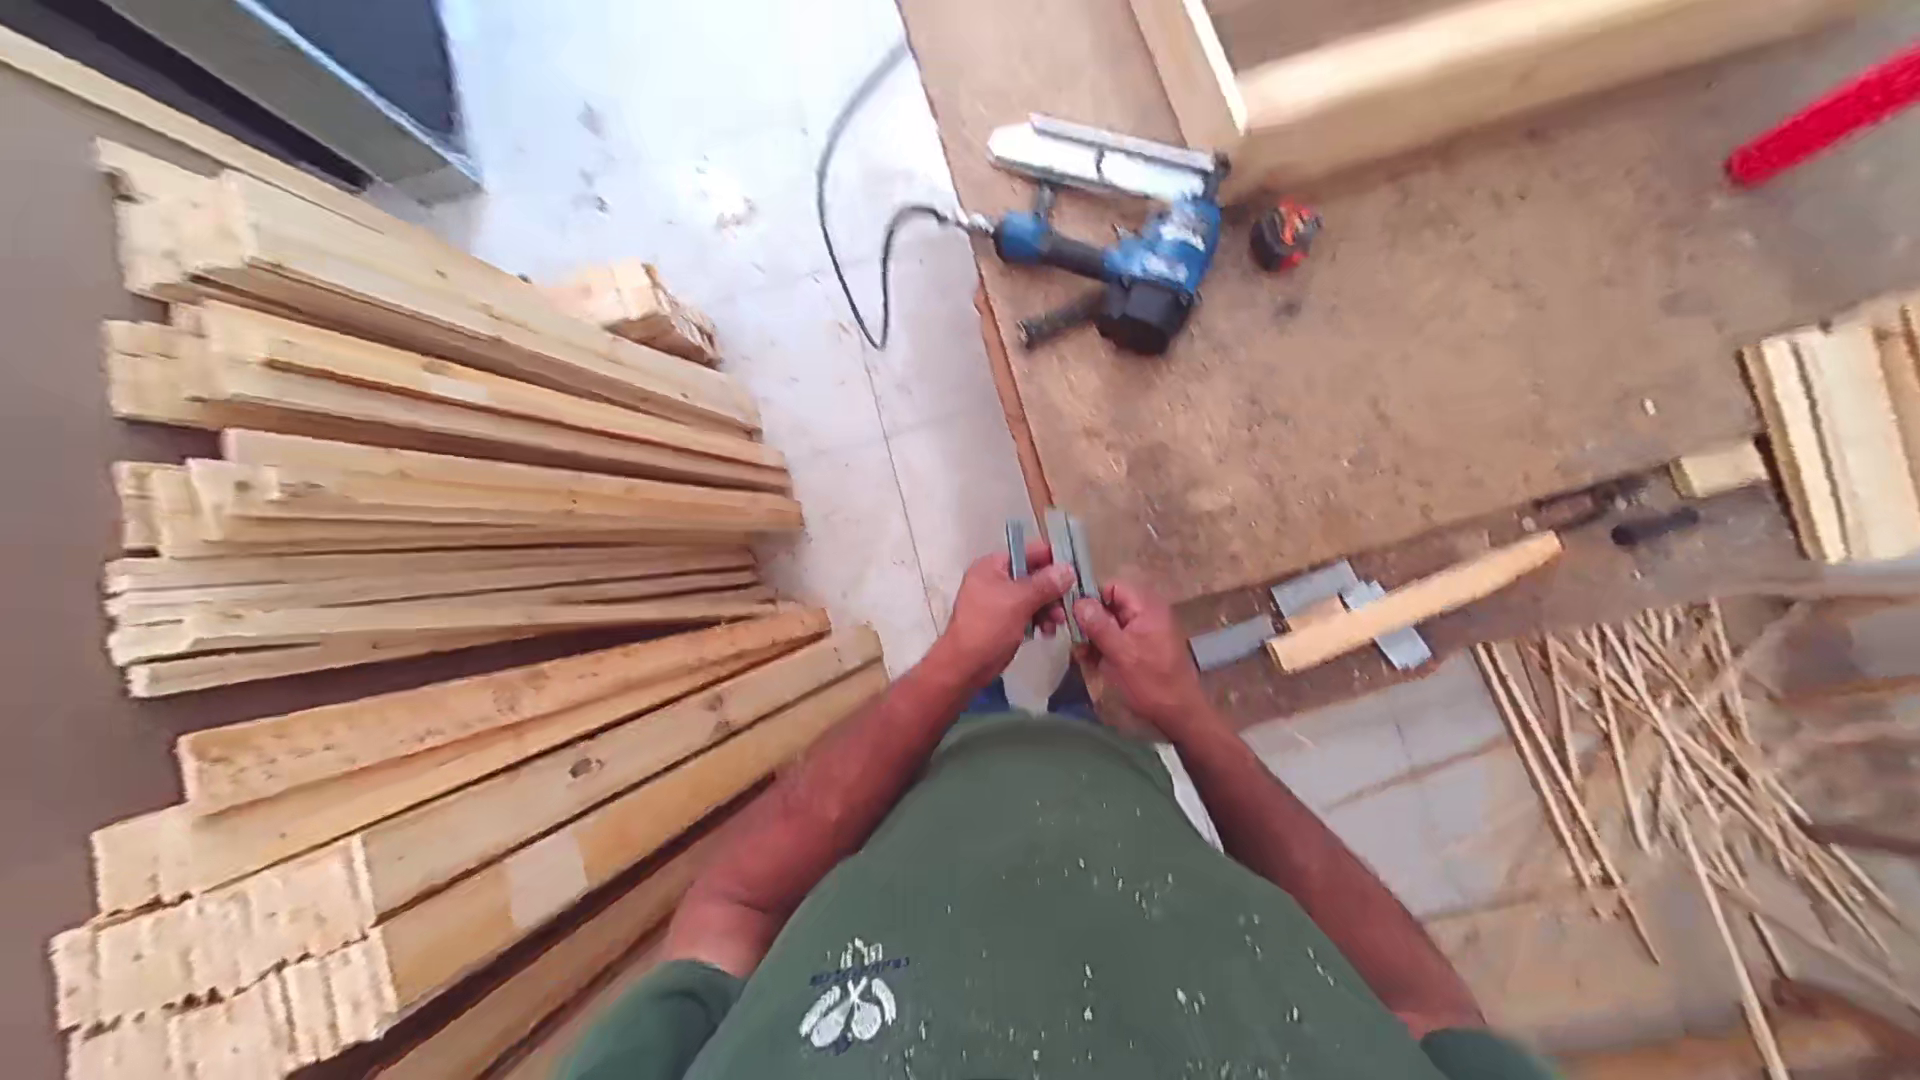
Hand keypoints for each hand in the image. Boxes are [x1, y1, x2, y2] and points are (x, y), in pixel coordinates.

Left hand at [935, 540, 1075, 682]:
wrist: (966, 665)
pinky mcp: (1005, 620)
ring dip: (1049, 608)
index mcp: (992, 566)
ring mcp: (1000, 600)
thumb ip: (1046, 583)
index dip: (1052, 559)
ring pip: (1034, 596)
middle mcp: (995, 579)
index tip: (1075, 570)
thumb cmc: (989, 626)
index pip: (1028, 551)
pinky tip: (1048, 632)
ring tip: (1057, 622)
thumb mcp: (1019, 601)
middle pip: (1034, 575)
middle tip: (1068, 604)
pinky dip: (1040, 619)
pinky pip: (1028, 613)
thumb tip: (1068, 569)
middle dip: (1053, 590)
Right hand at [1073, 581, 1218, 736]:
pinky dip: (1103, 648)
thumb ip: (1098, 624)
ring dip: (1093, 638)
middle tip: (1075, 642)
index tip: (1071, 617)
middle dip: (1089, 622)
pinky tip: (1092, 663)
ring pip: (1110, 623)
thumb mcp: (1120, 652)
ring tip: (1083, 656)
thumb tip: (1078, 601)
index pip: (1111, 587)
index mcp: (1146, 606)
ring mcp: (1145, 631)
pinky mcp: (1142, 647)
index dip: (1090, 599)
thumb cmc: (1151, 682)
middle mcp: (1146, 613)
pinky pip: (1117, 638)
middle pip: (1108, 605)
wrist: (1179, 715)